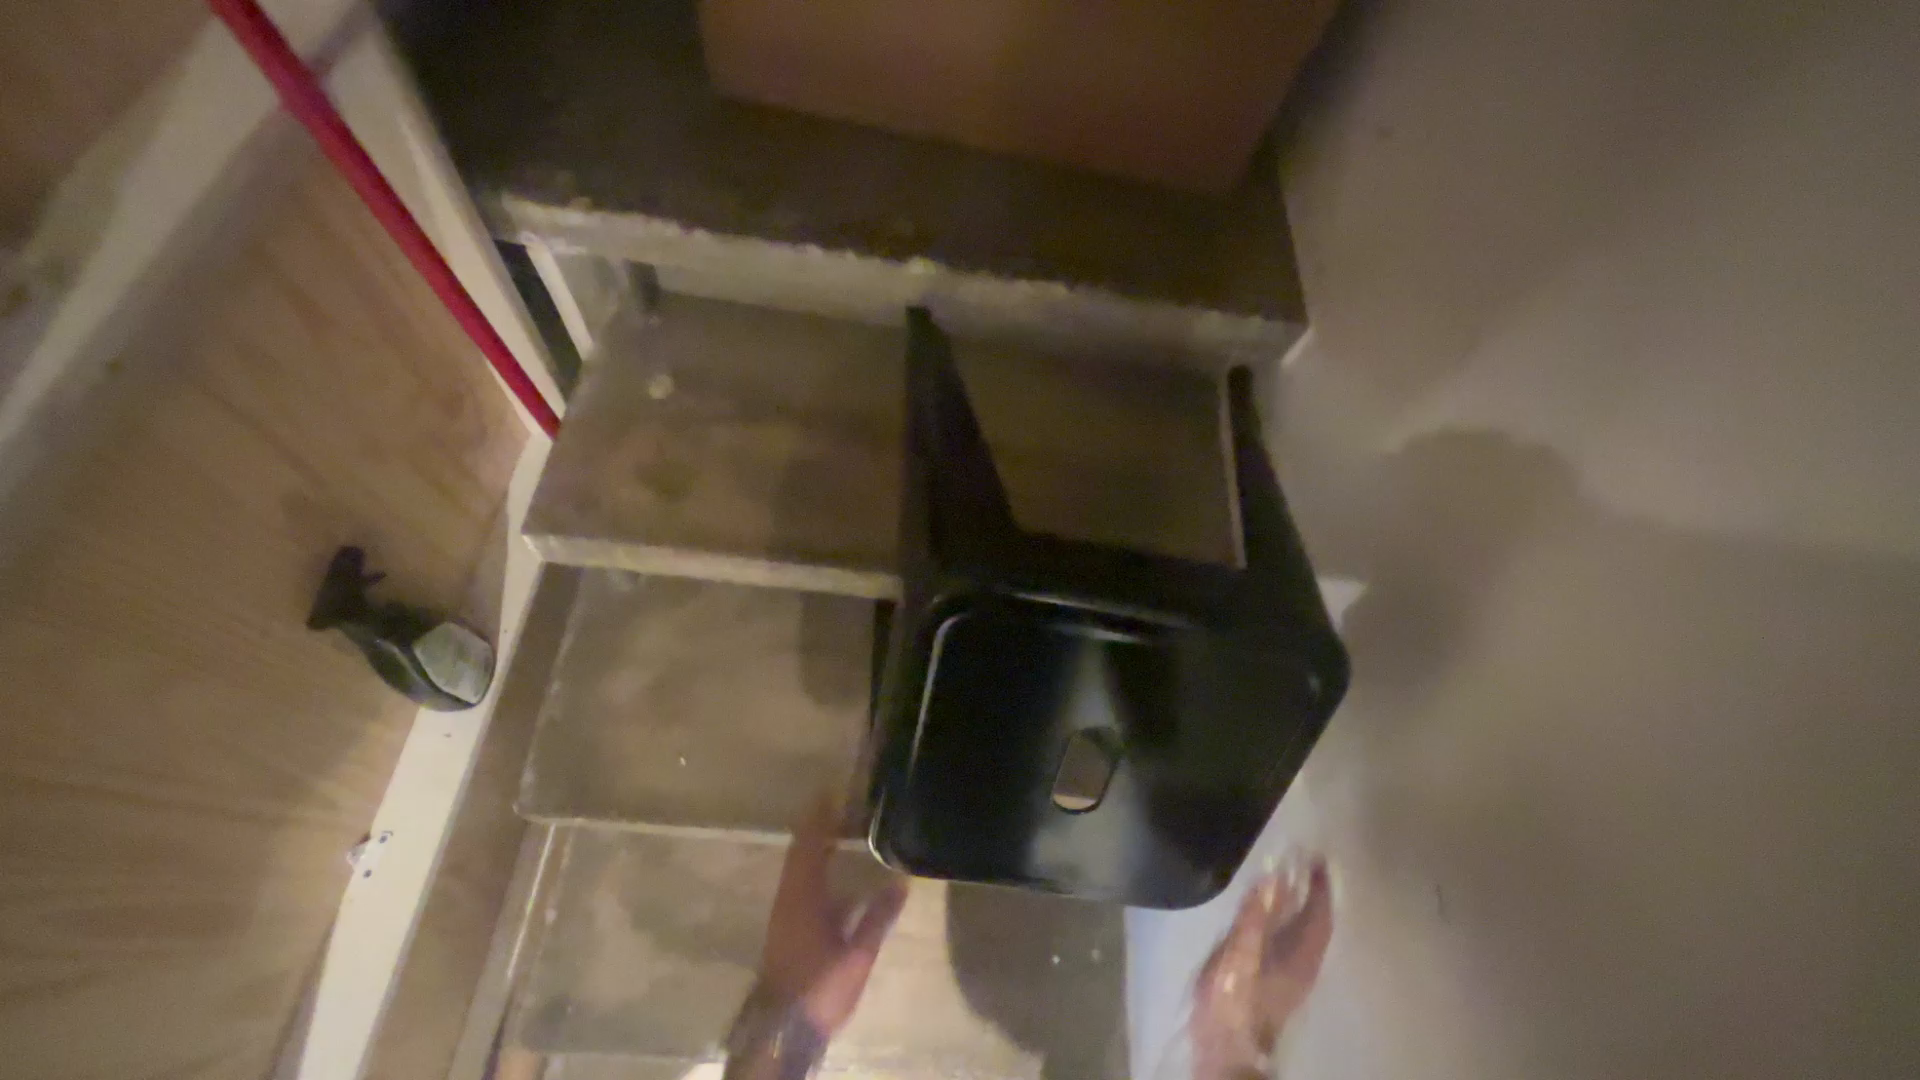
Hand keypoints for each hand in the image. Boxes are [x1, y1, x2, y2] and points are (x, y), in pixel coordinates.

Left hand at [758, 796, 909, 1035]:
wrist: (782, 1028)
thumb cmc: (820, 986)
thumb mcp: (857, 954)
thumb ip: (878, 917)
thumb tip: (901, 881)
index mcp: (803, 896)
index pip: (810, 845)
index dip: (818, 818)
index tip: (830, 792)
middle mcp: (789, 898)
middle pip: (800, 853)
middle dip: (815, 827)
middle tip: (836, 805)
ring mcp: (784, 914)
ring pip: (797, 870)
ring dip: (813, 848)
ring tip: (835, 831)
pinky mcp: (785, 929)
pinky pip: (798, 885)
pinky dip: (812, 870)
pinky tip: (832, 878)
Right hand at [1189, 861, 1333, 1079]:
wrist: (1227, 1050)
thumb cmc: (1233, 1001)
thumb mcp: (1239, 955)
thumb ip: (1255, 918)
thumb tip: (1273, 878)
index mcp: (1299, 958)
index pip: (1319, 916)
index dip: (1320, 887)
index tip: (1317, 858)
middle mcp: (1302, 966)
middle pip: (1314, 924)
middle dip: (1311, 893)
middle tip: (1300, 862)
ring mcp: (1290, 976)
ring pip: (1303, 934)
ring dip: (1299, 906)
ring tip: (1286, 880)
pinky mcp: (1276, 982)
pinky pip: (1290, 941)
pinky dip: (1286, 921)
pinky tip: (1269, 916)